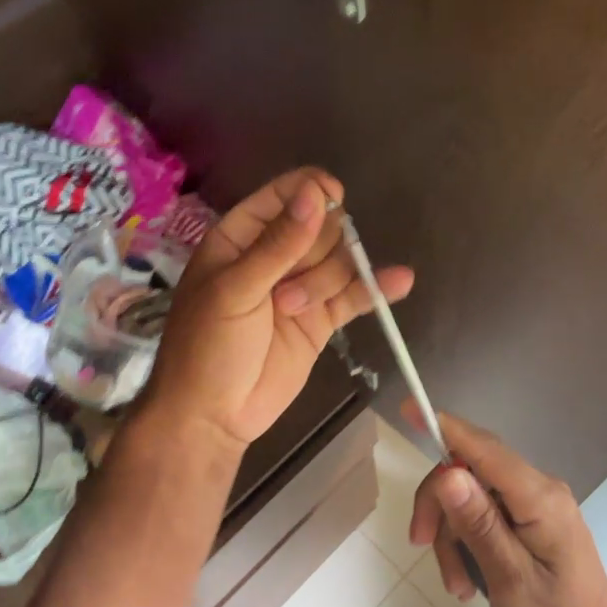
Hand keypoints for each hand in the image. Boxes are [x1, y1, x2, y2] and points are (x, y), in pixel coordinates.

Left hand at [139, 168, 413, 450]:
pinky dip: (376, 289)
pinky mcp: (321, 321)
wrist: (212, 414)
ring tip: (293, 311)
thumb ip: (280, 243)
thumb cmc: (207, 345)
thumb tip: (315, 193)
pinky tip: (400, 280)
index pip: (284, 196)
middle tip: (284, 290)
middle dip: (314, 252)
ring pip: (339, 261)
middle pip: (321, 227)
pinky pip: (355, 297)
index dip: (309, 192)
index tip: (332, 197)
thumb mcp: (236, 289)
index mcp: (241, 238)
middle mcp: (275, 257)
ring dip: (327, 281)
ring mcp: (301, 288)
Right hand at [407, 404, 606, 606]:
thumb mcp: (510, 578)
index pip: (485, 449)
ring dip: (454, 536)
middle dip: (440, 507)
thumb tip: (448, 473)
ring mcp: (537, 506)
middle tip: (421, 545)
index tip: (409, 409)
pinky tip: (469, 580)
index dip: (446, 428)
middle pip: (471, 473)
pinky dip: (469, 542)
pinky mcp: (532, 523)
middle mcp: (540, 490)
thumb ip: (479, 524)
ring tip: (457, 585)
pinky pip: (487, 516)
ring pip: (472, 499)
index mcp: (540, 498)